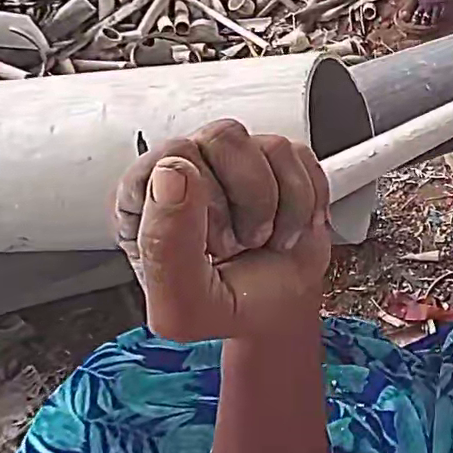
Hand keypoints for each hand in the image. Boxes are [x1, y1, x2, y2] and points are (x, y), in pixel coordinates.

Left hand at [115, 120, 331, 341]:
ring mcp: (238, 161)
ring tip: (265, 236)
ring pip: (269, 145)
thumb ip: (164, 244)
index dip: (199, 202)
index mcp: (147, 198)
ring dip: (280, 205)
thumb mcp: (183, 305)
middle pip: (222, 139)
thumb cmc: (230, 310)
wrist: (282, 314)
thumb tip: (172, 172)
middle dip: (247, 202)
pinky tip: (287, 225)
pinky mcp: (280, 161)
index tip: (209, 245)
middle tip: (240, 242)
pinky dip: (305, 202)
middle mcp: (191, 169)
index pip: (170, 158)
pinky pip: (300, 156)